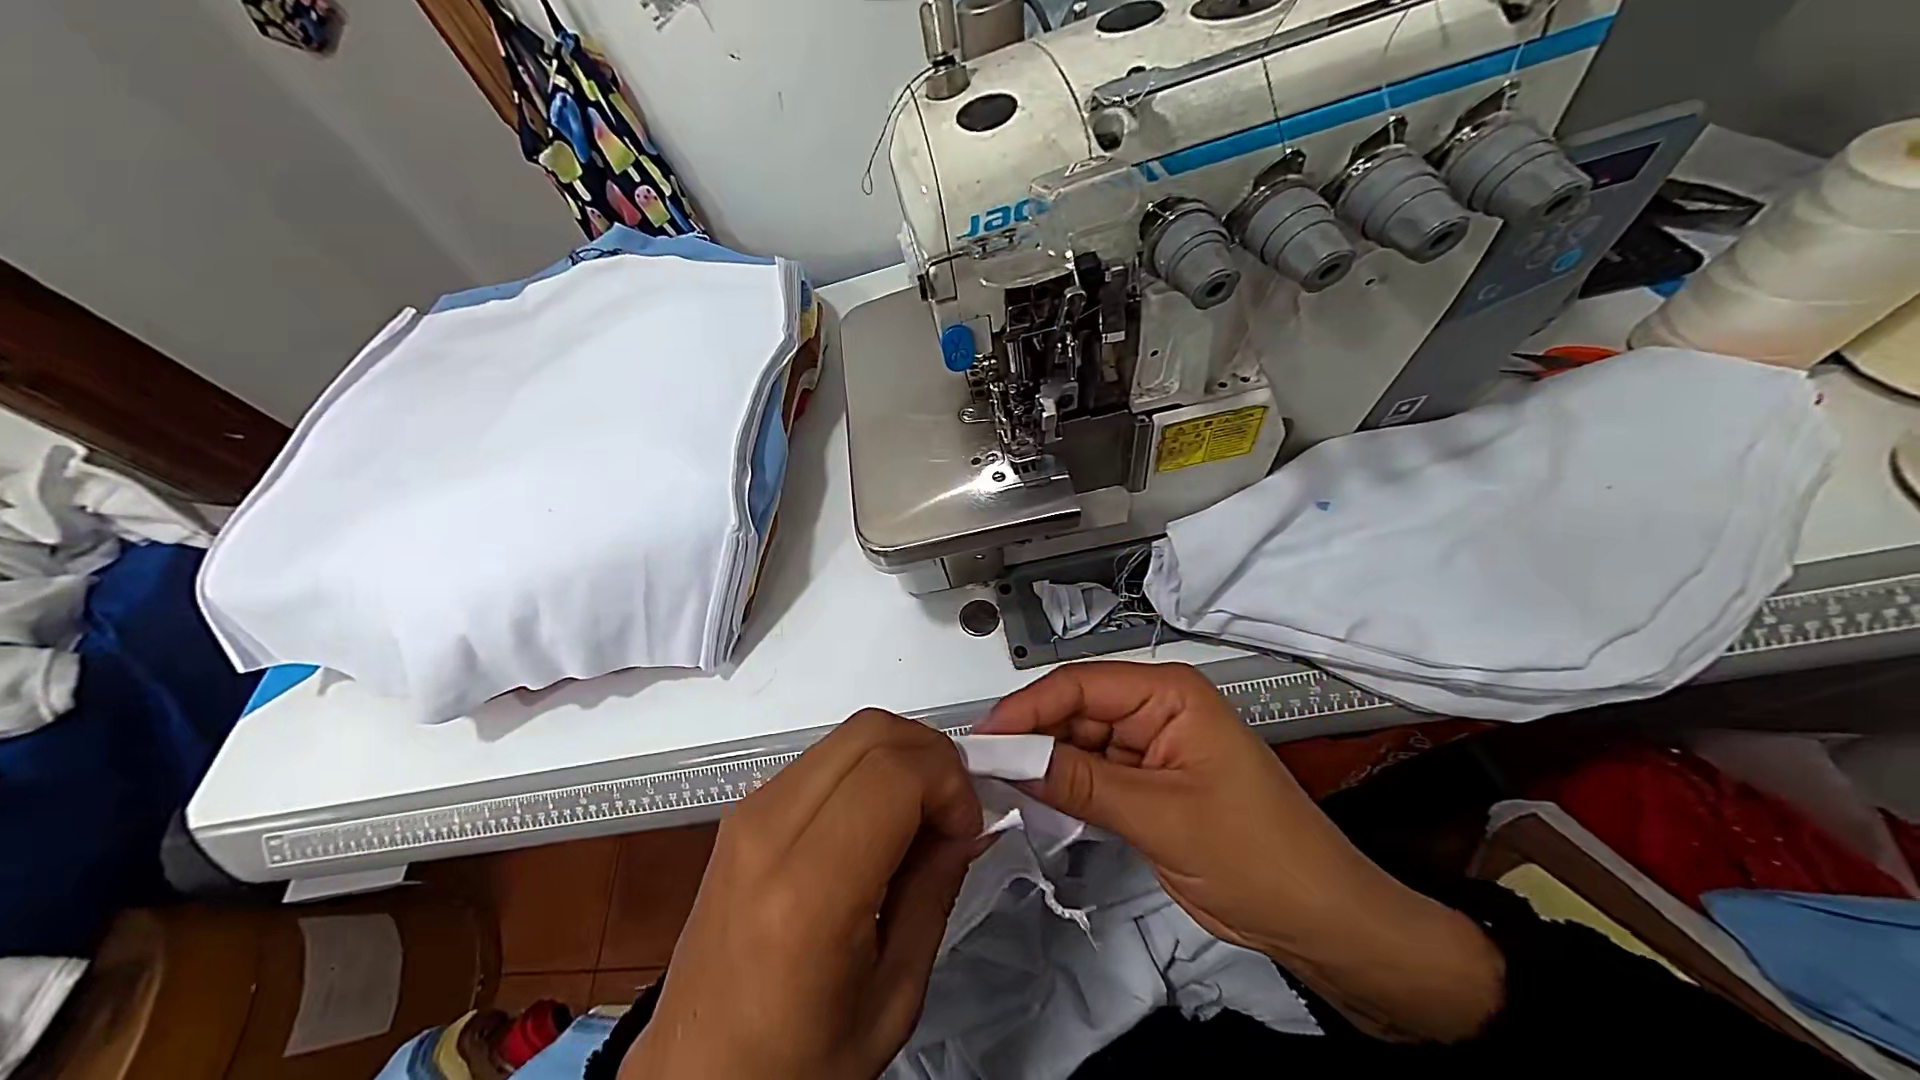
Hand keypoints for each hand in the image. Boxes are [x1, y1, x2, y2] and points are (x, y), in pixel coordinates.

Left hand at [622, 710, 984, 1079]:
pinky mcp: (743, 810)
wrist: (696, 1075)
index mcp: (807, 892)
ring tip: (918, 820)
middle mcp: (768, 832)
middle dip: (931, 756)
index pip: (895, 773)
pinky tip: (880, 821)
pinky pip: (825, 756)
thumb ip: (936, 890)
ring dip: (901, 760)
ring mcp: (749, 812)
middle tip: (951, 812)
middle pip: (871, 731)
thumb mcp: (893, 996)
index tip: (965, 827)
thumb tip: (968, 822)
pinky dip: (869, 769)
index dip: (949, 784)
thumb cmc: (792, 1061)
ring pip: (850, 733)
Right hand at [976, 661, 1504, 1042]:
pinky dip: (1064, 787)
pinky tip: (1036, 799)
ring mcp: (1149, 748)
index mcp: (1169, 694)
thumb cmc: (1259, 855)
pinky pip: (1090, 774)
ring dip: (1044, 764)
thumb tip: (1015, 759)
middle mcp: (1156, 710)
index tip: (983, 739)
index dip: (1026, 709)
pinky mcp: (1145, 784)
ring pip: (1077, 744)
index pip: (1080, 686)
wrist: (1316, 918)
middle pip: (1074, 711)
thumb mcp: (1161, 815)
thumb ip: (1082, 782)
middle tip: (982, 768)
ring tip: (999, 785)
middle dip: (1030, 737)